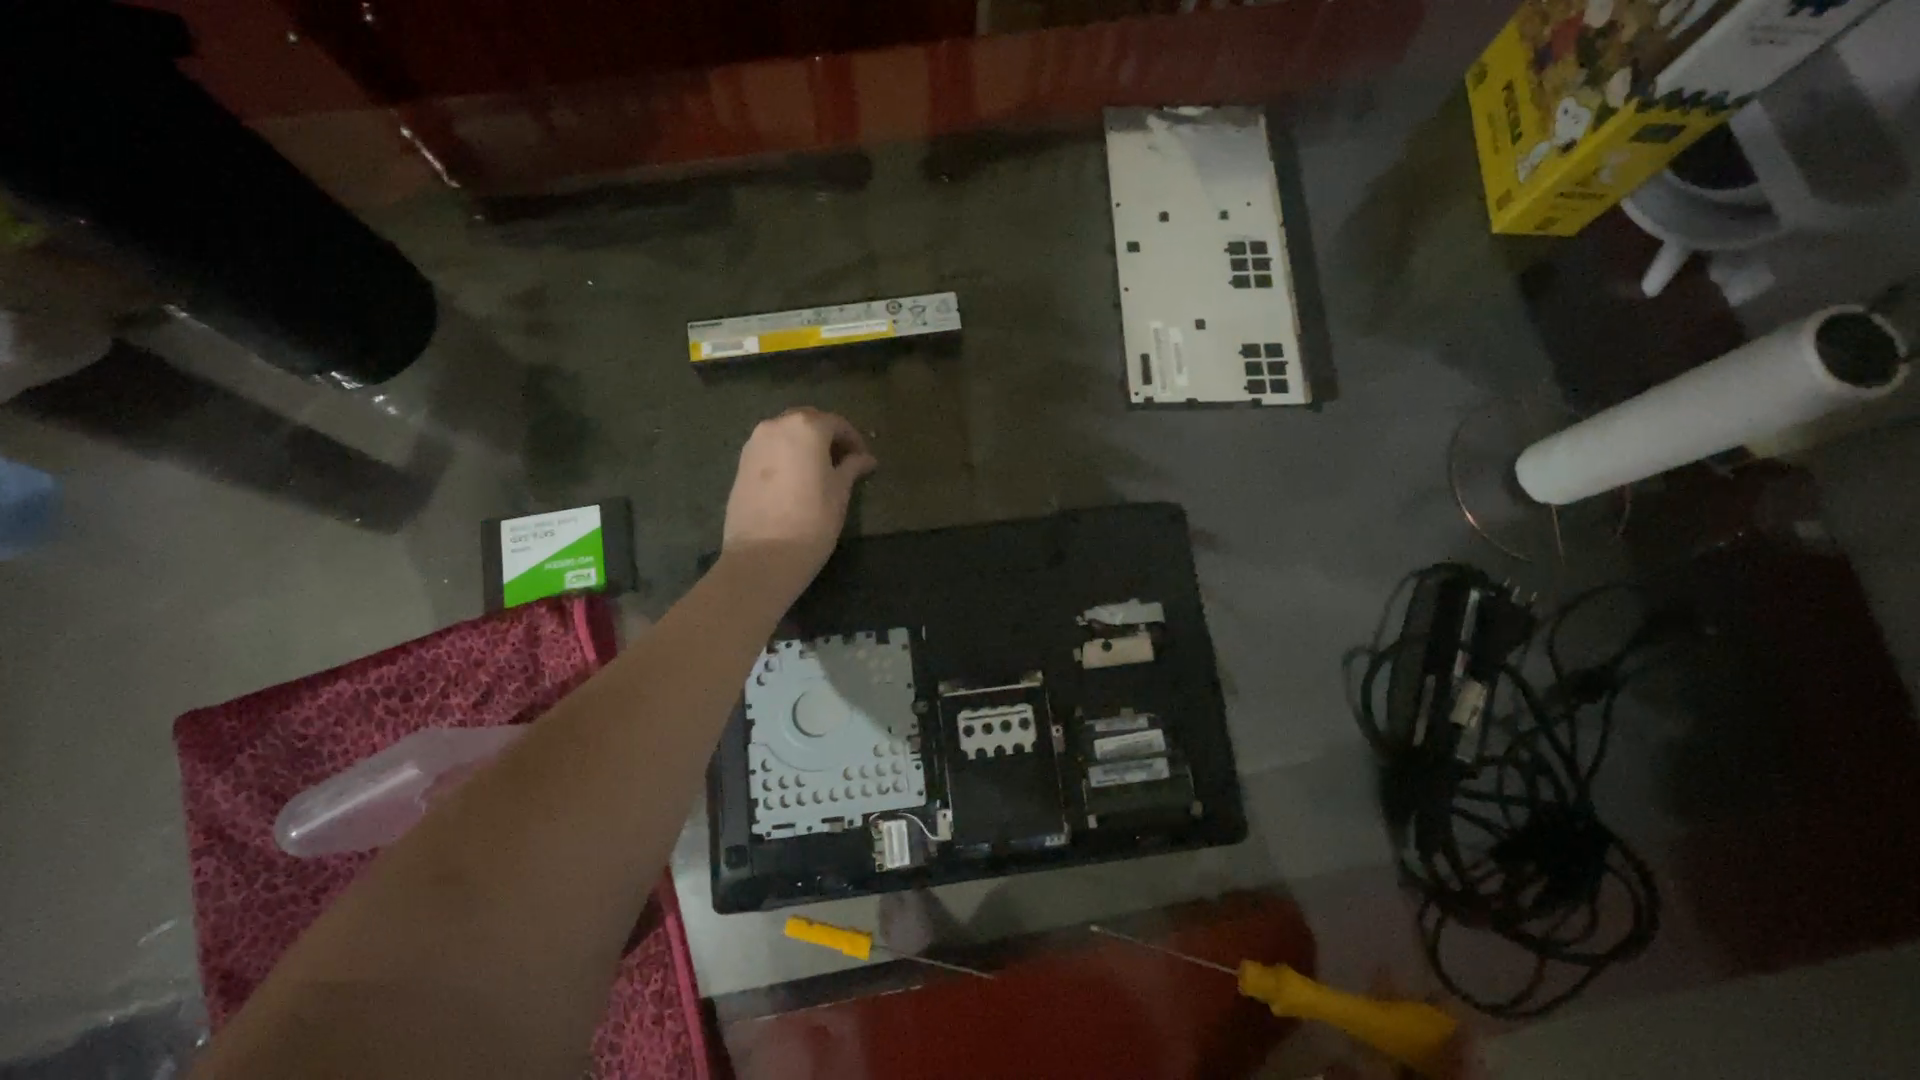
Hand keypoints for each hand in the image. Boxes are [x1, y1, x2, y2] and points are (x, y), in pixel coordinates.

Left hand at [721, 407, 876, 595]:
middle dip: (827, 437)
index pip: (837, 423)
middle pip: (807, 421)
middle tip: (843, 461)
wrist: (762, 556)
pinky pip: (770, 450)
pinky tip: (796, 479)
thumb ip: (852, 468)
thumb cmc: (812, 520)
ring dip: (804, 445)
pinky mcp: (740, 464)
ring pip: (786, 433)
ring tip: (819, 471)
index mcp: (805, 427)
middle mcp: (776, 426)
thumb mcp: (840, 492)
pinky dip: (786, 456)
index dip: (854, 440)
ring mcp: (754, 444)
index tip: (864, 461)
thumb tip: (865, 459)